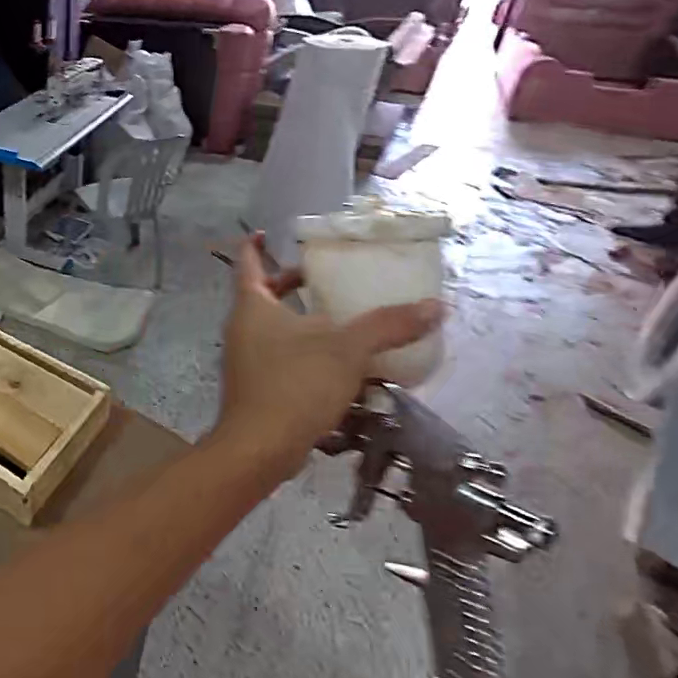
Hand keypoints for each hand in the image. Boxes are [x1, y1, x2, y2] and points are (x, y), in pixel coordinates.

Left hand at [213, 233, 441, 467]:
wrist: (260, 446)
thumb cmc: (295, 383)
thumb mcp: (346, 349)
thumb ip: (387, 326)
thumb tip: (436, 306)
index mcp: (252, 305)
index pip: (248, 262)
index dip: (255, 245)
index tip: (266, 232)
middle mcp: (242, 326)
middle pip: (262, 294)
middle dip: (290, 283)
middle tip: (321, 276)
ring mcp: (245, 357)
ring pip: (273, 327)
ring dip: (303, 320)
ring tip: (341, 319)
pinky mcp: (255, 384)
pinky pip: (280, 356)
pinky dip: (305, 351)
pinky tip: (339, 364)